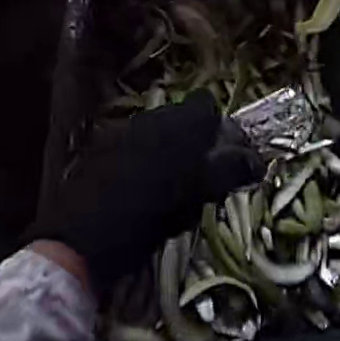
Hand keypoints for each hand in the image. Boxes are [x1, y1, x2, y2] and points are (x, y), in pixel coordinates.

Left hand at [33, 91, 262, 291]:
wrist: (83, 236)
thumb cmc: (152, 211)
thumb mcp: (201, 192)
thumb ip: (231, 169)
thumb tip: (257, 160)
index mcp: (183, 121)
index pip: (208, 104)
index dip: (218, 125)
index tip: (223, 153)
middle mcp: (154, 115)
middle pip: (183, 116)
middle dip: (194, 138)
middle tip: (199, 171)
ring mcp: (124, 130)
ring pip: (158, 130)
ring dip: (168, 148)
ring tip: (169, 182)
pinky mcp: (101, 148)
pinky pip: (133, 144)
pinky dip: (143, 158)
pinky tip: (140, 187)